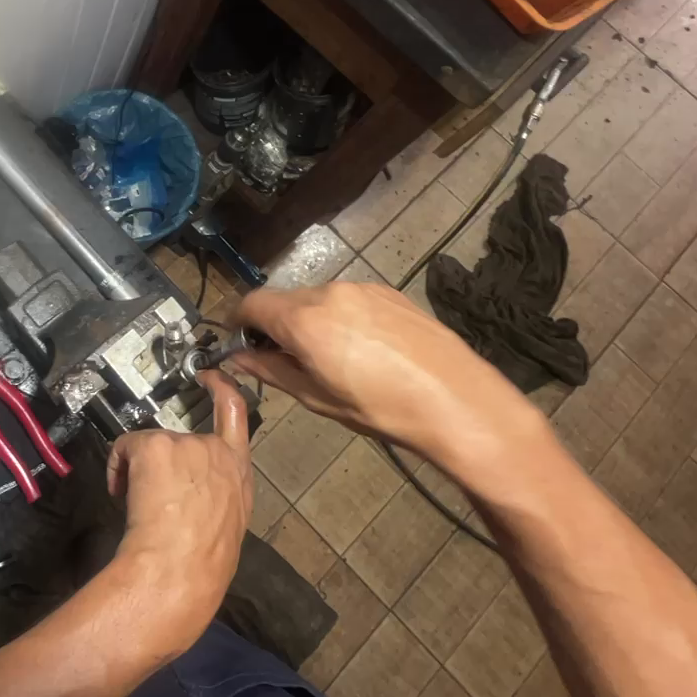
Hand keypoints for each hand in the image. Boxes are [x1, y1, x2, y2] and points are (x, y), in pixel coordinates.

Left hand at [103, 371, 250, 638]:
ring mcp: (187, 444)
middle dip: (162, 464)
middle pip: (181, 439)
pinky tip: (121, 495)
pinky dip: (118, 468)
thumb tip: (196, 495)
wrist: (180, 571)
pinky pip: (126, 447)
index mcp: (239, 473)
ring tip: (142, 507)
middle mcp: (217, 452)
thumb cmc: (201, 564)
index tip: (208, 376)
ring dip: (141, 470)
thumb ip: (217, 496)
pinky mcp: (157, 446)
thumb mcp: (226, 524)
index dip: (222, 389)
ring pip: (152, 446)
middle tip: (152, 495)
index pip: (237, 414)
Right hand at [231, 282, 547, 470]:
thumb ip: (271, 370)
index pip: (251, 303)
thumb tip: (238, 357)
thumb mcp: (317, 397)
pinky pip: (347, 299)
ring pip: (316, 299)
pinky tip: (361, 350)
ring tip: (330, 358)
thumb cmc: (381, 408)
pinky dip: (338, 317)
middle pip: (283, 300)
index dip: (238, 322)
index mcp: (304, 319)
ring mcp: (362, 288)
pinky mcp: (389, 292)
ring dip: (308, 321)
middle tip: (285, 360)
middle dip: (275, 325)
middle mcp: (328, 292)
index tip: (241, 344)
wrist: (457, 401)